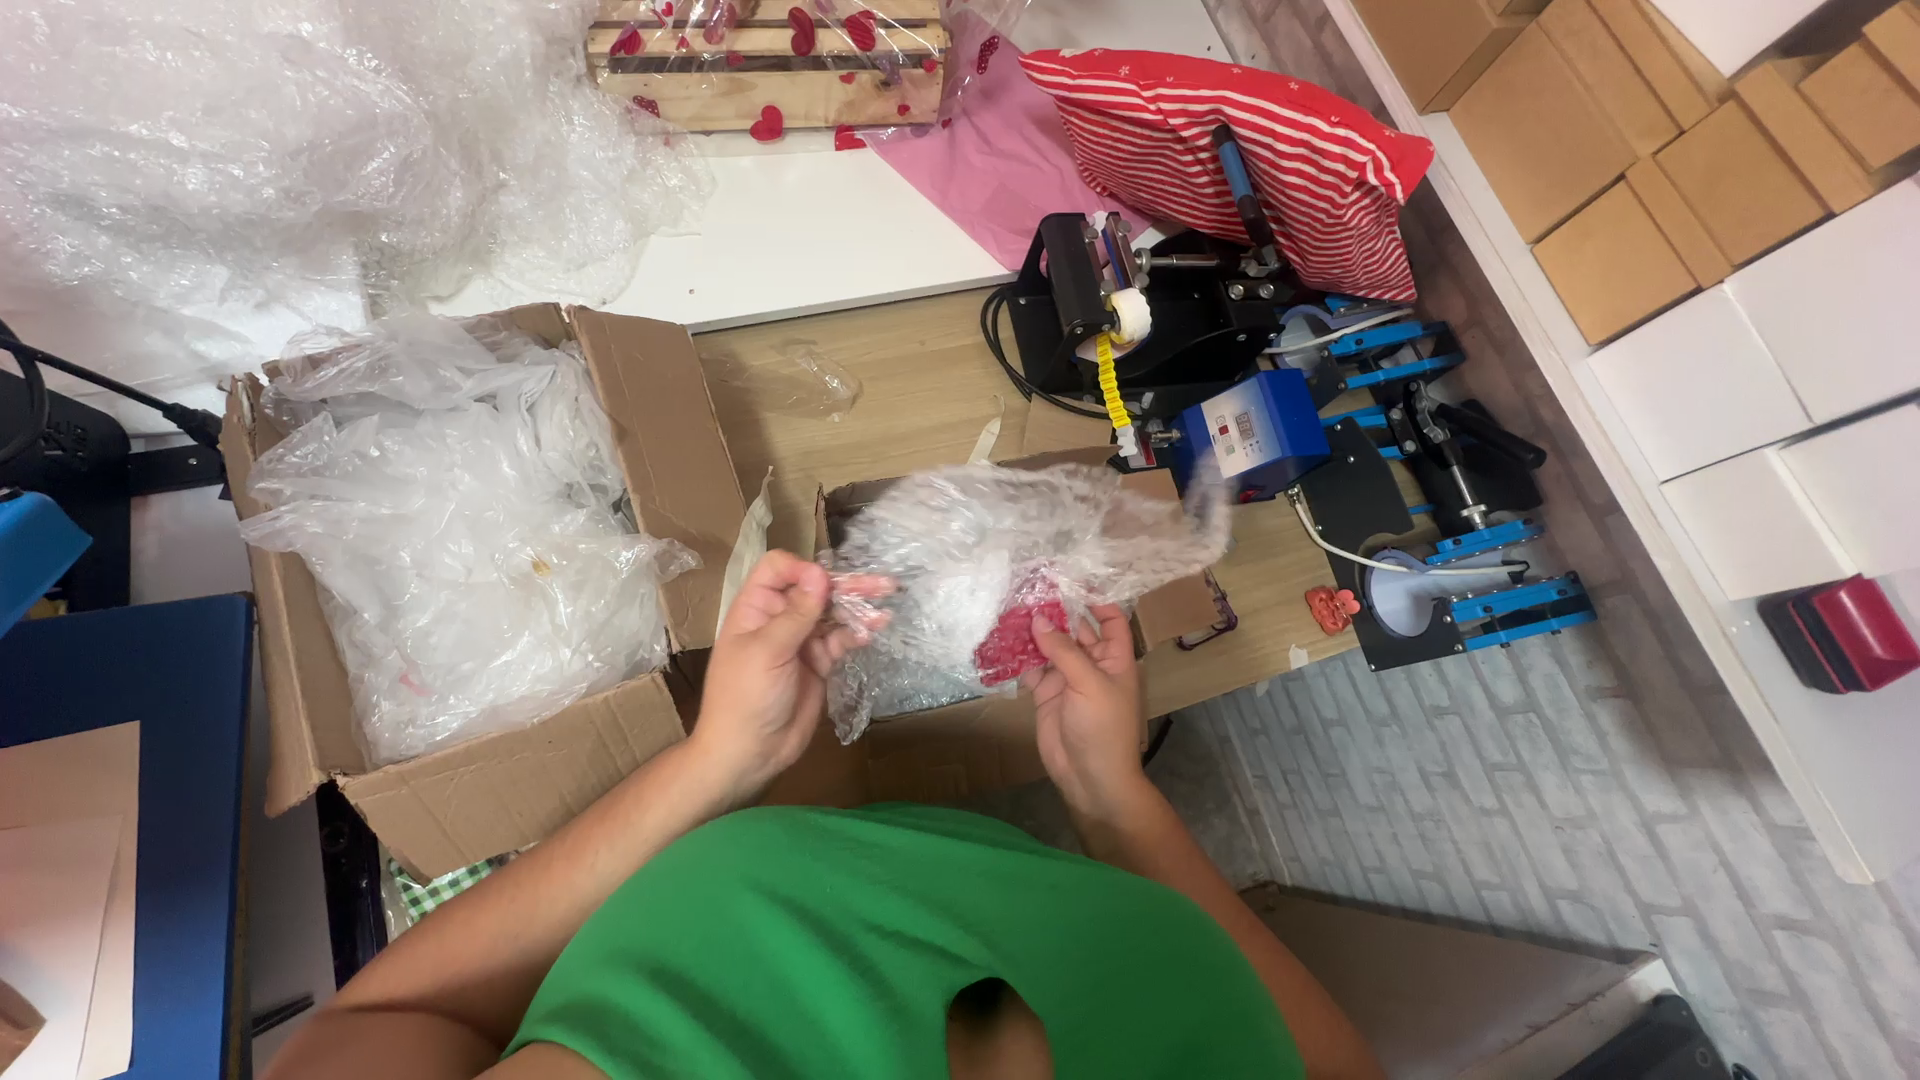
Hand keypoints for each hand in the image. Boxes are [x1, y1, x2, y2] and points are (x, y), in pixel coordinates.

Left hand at [690, 550, 890, 803]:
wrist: (749, 753)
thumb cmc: (745, 697)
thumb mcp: (768, 651)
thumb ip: (797, 612)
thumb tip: (819, 572)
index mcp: (755, 608)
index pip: (779, 569)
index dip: (803, 569)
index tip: (825, 583)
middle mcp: (779, 618)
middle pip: (815, 589)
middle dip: (846, 584)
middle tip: (882, 584)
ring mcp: (801, 641)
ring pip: (833, 613)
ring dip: (859, 606)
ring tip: (888, 601)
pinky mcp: (819, 662)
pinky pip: (841, 640)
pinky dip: (859, 632)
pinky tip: (876, 628)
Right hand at [1019, 603, 1150, 818]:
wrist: (1091, 778)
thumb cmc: (1104, 728)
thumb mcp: (1090, 684)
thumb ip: (1063, 650)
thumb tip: (1038, 619)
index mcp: (1115, 659)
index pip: (1110, 620)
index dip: (1096, 600)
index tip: (1072, 581)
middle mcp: (1092, 664)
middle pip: (1075, 629)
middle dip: (1056, 611)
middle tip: (1030, 589)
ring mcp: (1067, 679)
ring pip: (1050, 647)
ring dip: (1034, 631)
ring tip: (1011, 609)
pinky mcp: (1046, 694)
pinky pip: (1032, 668)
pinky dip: (1019, 655)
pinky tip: (1003, 640)